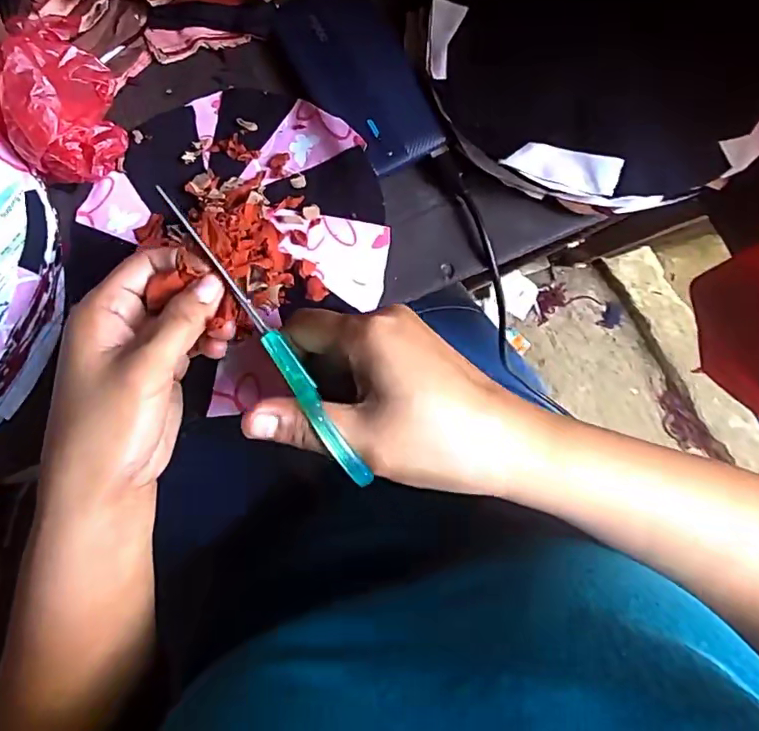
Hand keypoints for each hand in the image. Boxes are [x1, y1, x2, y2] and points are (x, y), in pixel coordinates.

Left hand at [41, 248, 235, 511]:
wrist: (104, 491)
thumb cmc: (111, 424)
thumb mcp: (146, 367)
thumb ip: (181, 320)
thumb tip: (213, 279)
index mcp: (103, 311)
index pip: (144, 264)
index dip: (182, 260)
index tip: (220, 269)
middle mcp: (121, 321)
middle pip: (167, 286)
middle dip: (201, 291)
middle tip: (233, 304)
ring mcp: (141, 346)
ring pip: (182, 312)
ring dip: (207, 317)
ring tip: (228, 332)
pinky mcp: (160, 368)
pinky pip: (187, 339)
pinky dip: (205, 339)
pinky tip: (220, 348)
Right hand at [238, 306, 547, 495]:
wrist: (510, 442)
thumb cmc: (433, 440)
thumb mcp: (361, 438)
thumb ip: (302, 423)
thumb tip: (248, 418)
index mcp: (367, 330)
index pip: (301, 326)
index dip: (277, 357)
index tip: (267, 392)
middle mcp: (386, 316)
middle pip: (325, 335)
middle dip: (308, 374)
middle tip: (308, 420)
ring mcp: (409, 327)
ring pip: (350, 345)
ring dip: (336, 379)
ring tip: (346, 423)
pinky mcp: (423, 342)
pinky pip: (375, 350)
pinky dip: (361, 376)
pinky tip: (374, 412)